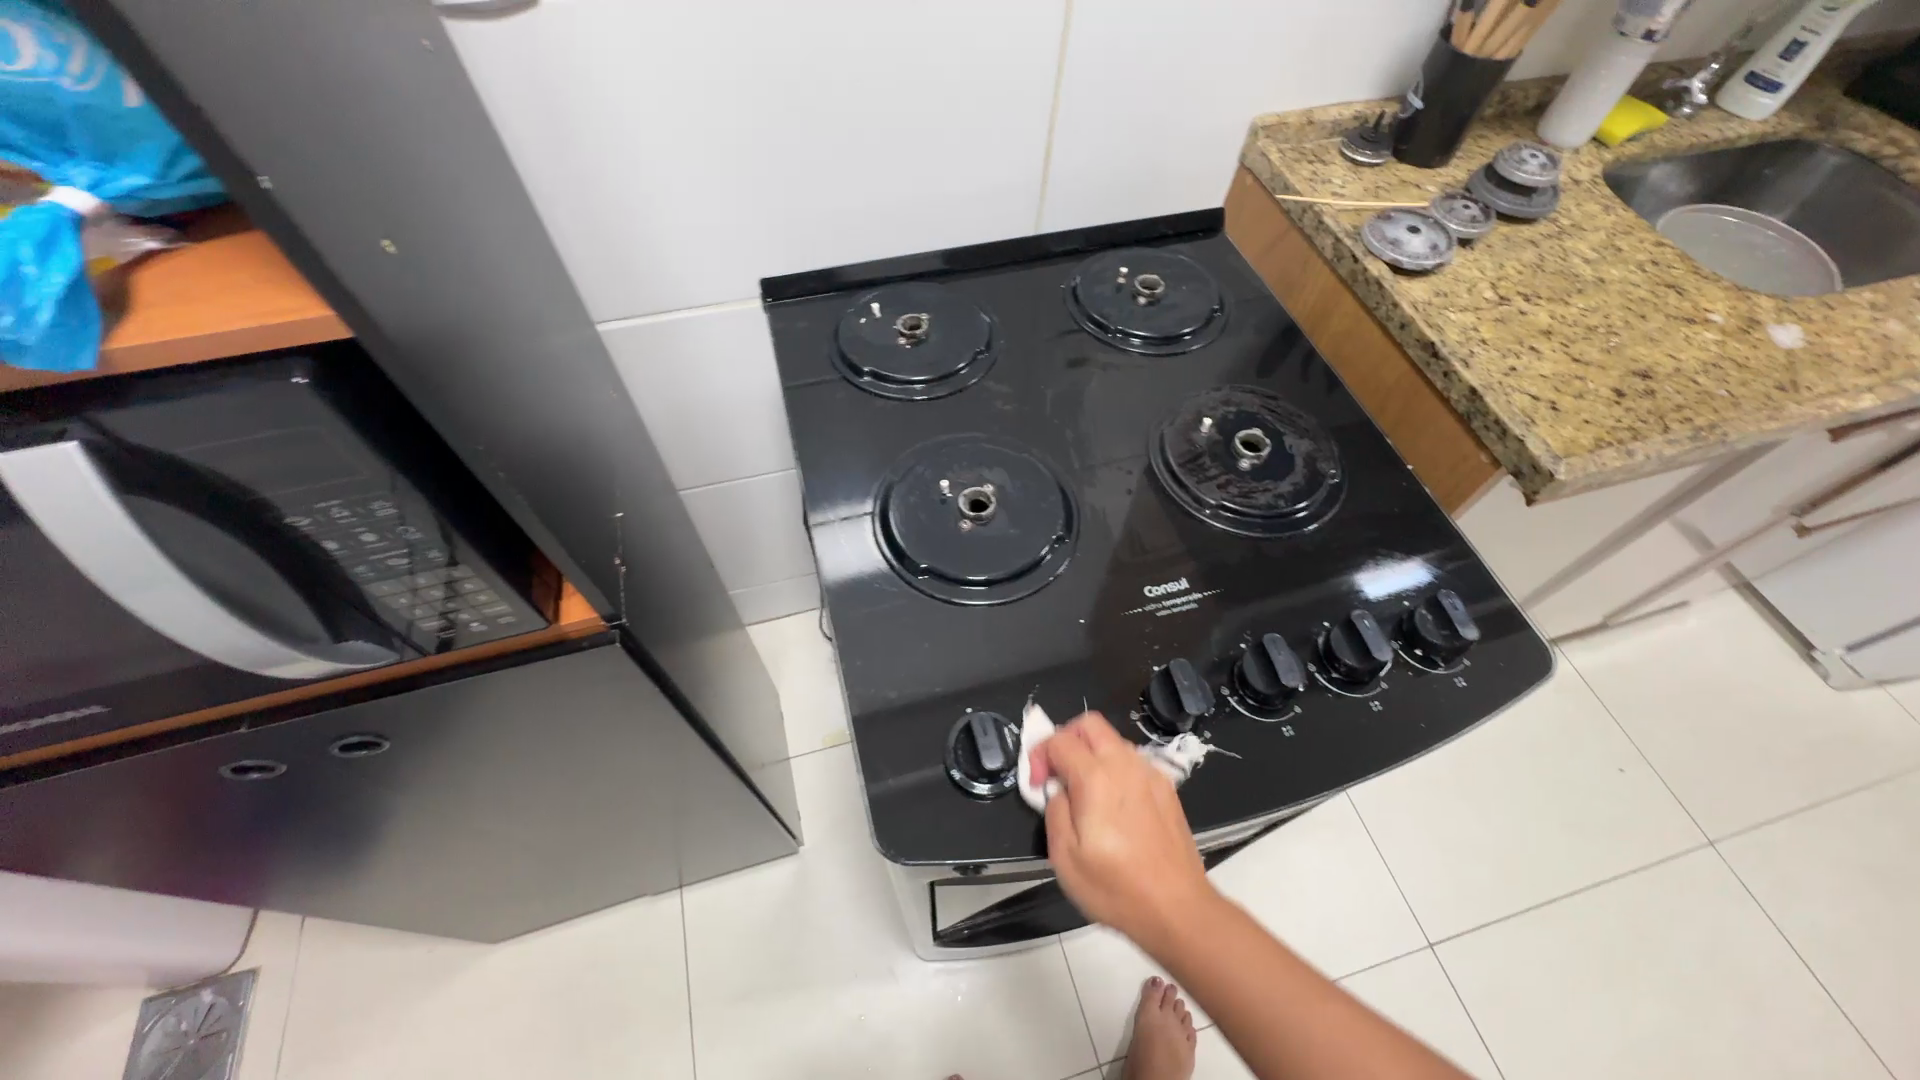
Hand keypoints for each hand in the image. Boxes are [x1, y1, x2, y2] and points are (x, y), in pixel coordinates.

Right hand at [1032, 711, 1214, 944]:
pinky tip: (1112, 806)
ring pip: (1114, 741)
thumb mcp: (1065, 857)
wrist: (1178, 909)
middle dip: (1065, 739)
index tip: (1038, 785)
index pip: (1059, 740)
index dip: (1039, 755)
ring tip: (1083, 793)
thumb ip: (1054, 810)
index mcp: (1096, 778)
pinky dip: (1114, 769)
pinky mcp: (1167, 789)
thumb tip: (1058, 791)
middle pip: (1090, 724)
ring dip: (1091, 753)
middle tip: (1056, 773)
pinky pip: (1133, 762)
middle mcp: (1126, 765)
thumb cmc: (1116, 889)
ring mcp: (1151, 775)